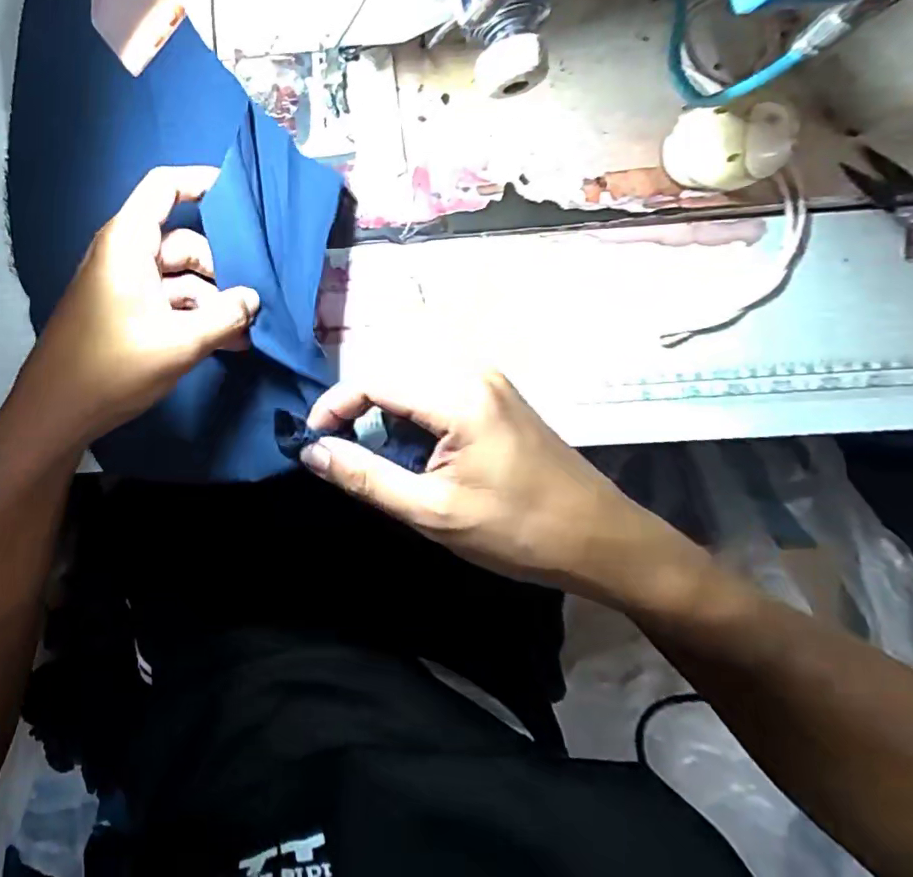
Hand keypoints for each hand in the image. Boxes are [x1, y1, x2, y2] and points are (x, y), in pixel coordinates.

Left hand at [12, 166, 259, 446]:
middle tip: (255, 299)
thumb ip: (225, 317)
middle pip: (184, 241)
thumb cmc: (113, 367)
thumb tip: (254, 300)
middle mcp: (125, 255)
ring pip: (182, 276)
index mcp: (128, 243)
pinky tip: (226, 342)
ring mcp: (125, 284)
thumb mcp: (180, 343)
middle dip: (222, 268)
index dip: (201, 181)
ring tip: (245, 332)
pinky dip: (195, 315)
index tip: (241, 195)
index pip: (164, 187)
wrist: (55, 413)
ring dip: (213, 300)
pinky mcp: (126, 311)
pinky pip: (169, 300)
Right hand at [299, 371, 712, 604]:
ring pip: (413, 383)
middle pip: (392, 375)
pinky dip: (414, 418)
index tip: (313, 442)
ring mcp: (490, 382)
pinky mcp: (497, 396)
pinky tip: (418, 455)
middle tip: (344, 458)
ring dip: (386, 417)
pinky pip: (438, 392)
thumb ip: (367, 477)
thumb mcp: (433, 512)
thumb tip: (312, 451)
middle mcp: (474, 373)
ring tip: (382, 462)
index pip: (374, 380)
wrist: (600, 539)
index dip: (334, 406)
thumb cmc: (517, 531)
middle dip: (359, 412)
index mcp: (459, 395)